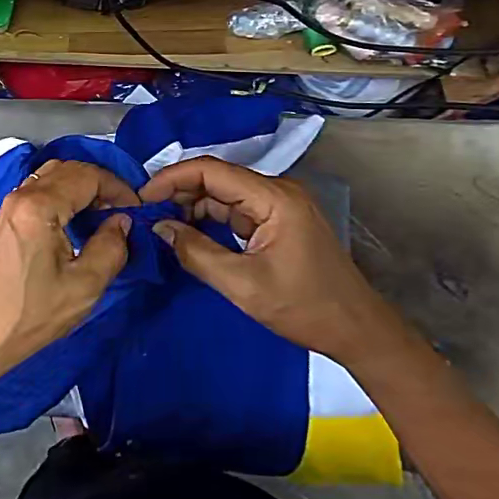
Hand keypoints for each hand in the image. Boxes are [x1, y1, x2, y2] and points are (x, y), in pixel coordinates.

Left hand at [0, 160, 136, 390]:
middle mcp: (22, 197)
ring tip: (103, 215)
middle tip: (122, 211)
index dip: (119, 189)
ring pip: (56, 175)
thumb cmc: (29, 315)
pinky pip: (43, 189)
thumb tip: (121, 223)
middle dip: (103, 185)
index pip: (89, 177)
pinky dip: (66, 195)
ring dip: (84, 188)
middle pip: (72, 170)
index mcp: (40, 207)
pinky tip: (78, 221)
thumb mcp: (84, 286)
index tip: (135, 210)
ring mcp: (11, 205)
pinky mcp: (7, 218)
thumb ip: (111, 247)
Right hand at [142, 157, 401, 363]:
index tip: (141, 198)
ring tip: (160, 224)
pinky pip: (238, 210)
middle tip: (145, 214)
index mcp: (274, 197)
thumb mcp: (244, 286)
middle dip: (179, 192)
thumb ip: (197, 253)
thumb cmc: (304, 307)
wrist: (356, 328)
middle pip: (218, 178)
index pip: (212, 170)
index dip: (173, 179)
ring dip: (193, 206)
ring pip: (226, 194)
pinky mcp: (279, 221)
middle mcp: (277, 190)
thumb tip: (160, 228)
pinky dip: (212, 219)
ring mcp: (280, 205)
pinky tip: (189, 232)